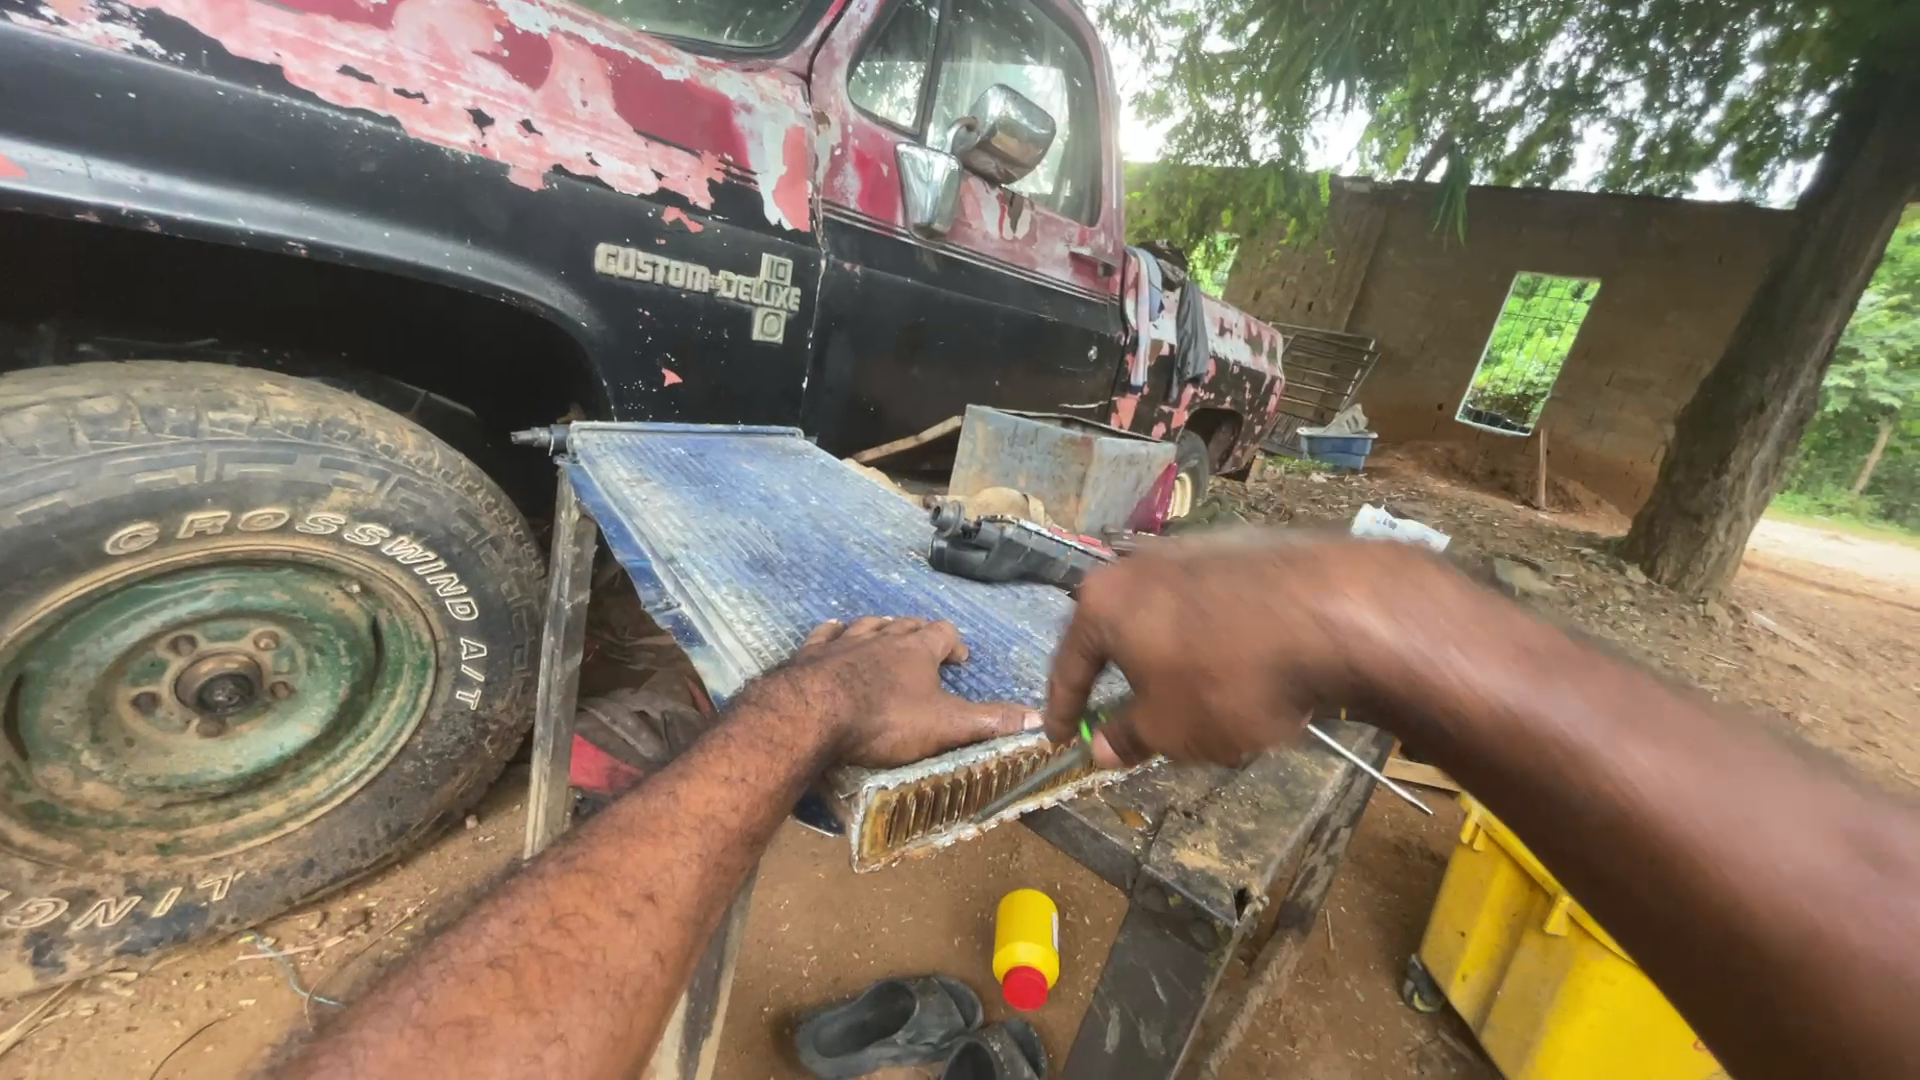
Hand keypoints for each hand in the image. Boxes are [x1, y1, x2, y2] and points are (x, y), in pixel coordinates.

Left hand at [743, 616, 1037, 767]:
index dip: (954, 644)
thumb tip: (1040, 719)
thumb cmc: (884, 719)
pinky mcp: (810, 654)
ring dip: (880, 629)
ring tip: (886, 637)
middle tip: (926, 651)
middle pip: (906, 625)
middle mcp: (882, 636)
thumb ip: (989, 722)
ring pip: (868, 624)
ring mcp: (844, 641)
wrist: (811, 715)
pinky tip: (833, 632)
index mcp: (916, 649)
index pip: (944, 633)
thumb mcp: (944, 725)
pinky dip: (833, 633)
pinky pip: (825, 634)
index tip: (960, 660)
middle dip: (919, 634)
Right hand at [1045, 534, 1480, 766]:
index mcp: (1103, 602)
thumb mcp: (1170, 728)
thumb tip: (1101, 748)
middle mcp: (1137, 565)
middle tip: (1123, 714)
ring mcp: (1191, 550)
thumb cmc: (1226, 678)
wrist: (1330, 613)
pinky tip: (1240, 664)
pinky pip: (1209, 604)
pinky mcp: (1240, 548)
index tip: (1060, 738)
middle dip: (1121, 677)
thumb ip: (1127, 737)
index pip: (1069, 664)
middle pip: (1117, 631)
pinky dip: (1211, 637)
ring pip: (1165, 616)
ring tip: (1192, 696)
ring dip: (1169, 657)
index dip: (1064, 708)